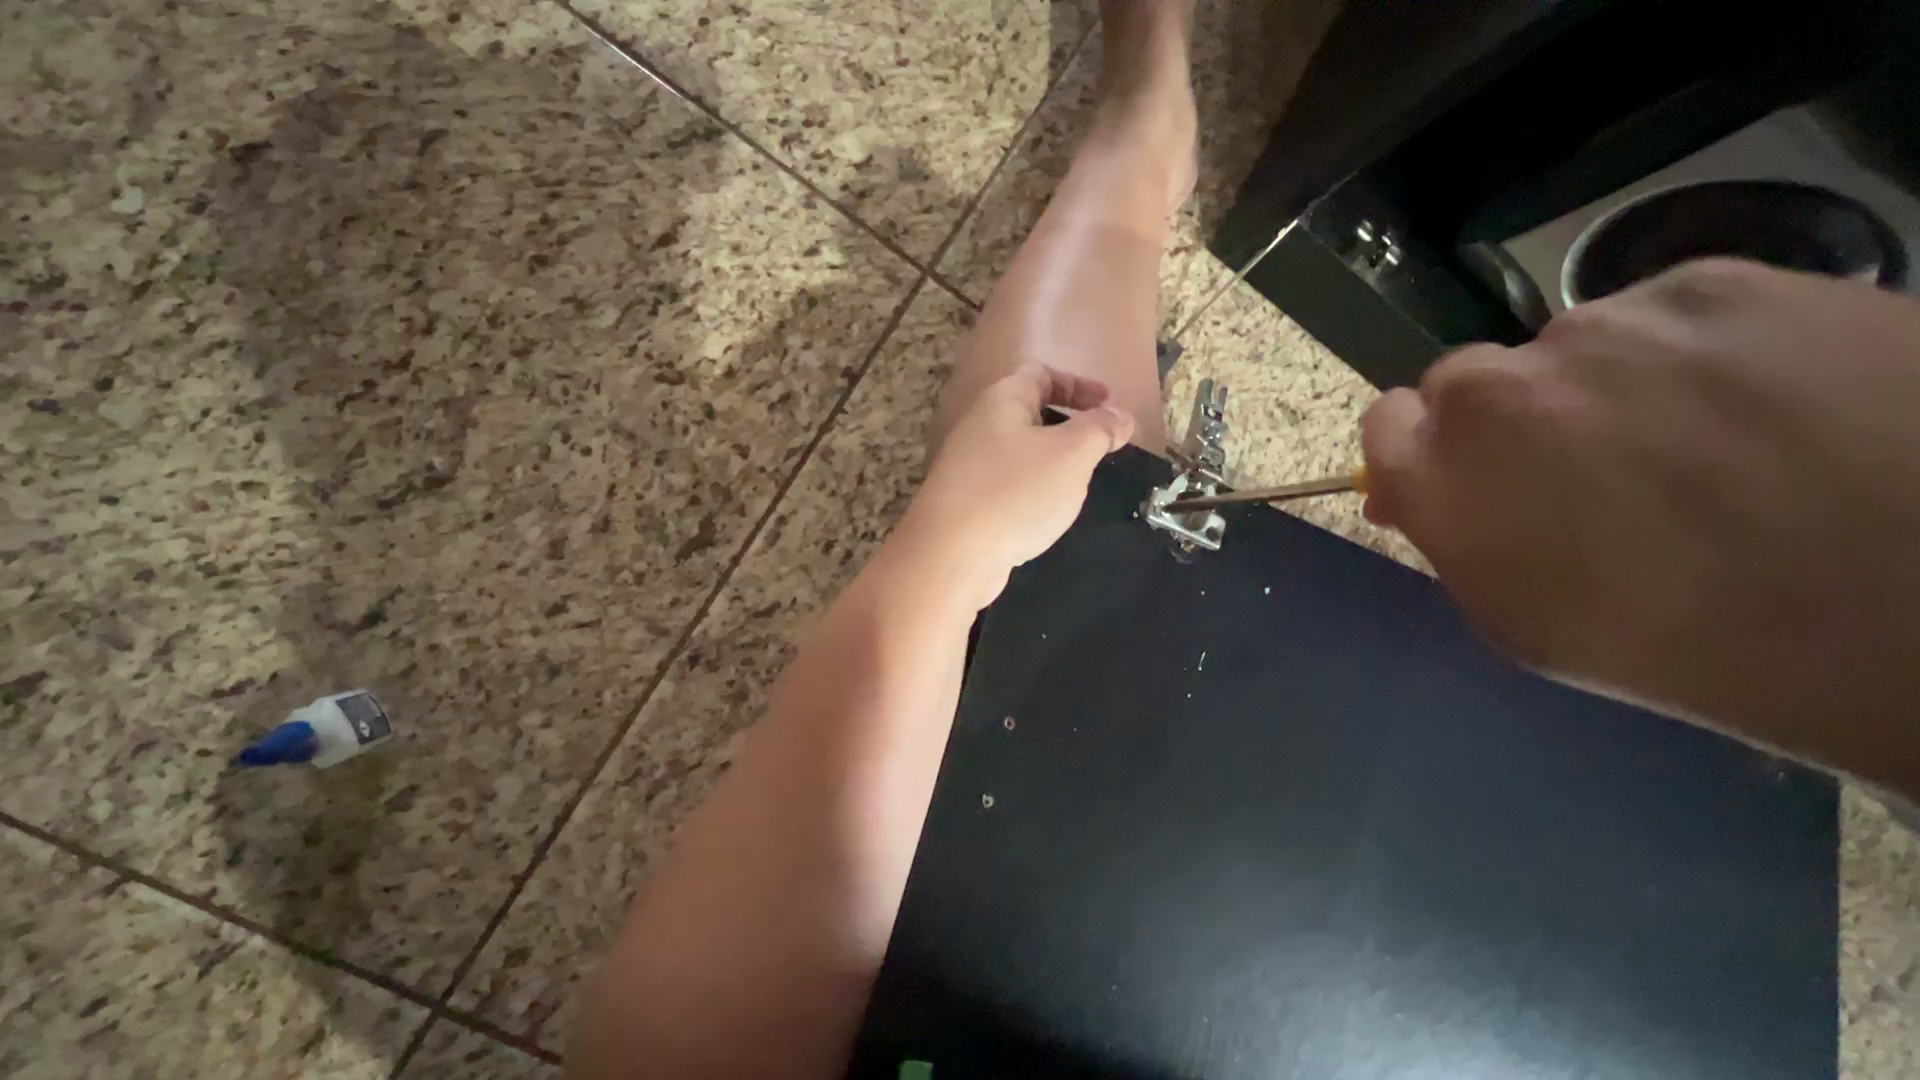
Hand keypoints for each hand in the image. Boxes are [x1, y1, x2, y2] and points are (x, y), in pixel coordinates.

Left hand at [895, 364, 1134, 611]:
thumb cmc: (1015, 493)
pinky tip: (1046, 514)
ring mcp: (968, 466)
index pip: (1041, 373)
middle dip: (1069, 425)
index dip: (1079, 384)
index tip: (1110, 406)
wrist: (951, 556)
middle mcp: (980, 426)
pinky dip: (1033, 490)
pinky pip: (1008, 484)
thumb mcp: (1071, 455)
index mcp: (1002, 401)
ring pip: (1020, 451)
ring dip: (1053, 461)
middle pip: (1029, 411)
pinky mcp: (966, 503)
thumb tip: (1121, 415)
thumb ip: (1100, 430)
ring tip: (1079, 483)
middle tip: (1100, 447)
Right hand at [1360, 259, 1919, 794]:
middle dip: (1509, 420)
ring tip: (1700, 439)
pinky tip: (1763, 401)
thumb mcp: (1526, 624)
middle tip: (1592, 469)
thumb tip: (1406, 485)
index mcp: (1441, 475)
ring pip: (1571, 347)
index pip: (1386, 422)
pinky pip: (1666, 313)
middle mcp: (1496, 389)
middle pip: (1467, 380)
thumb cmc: (1694, 646)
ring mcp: (1604, 328)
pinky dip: (1693, 351)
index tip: (1475, 478)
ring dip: (1603, 384)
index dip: (1426, 450)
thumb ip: (1446, 537)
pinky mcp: (1715, 281)